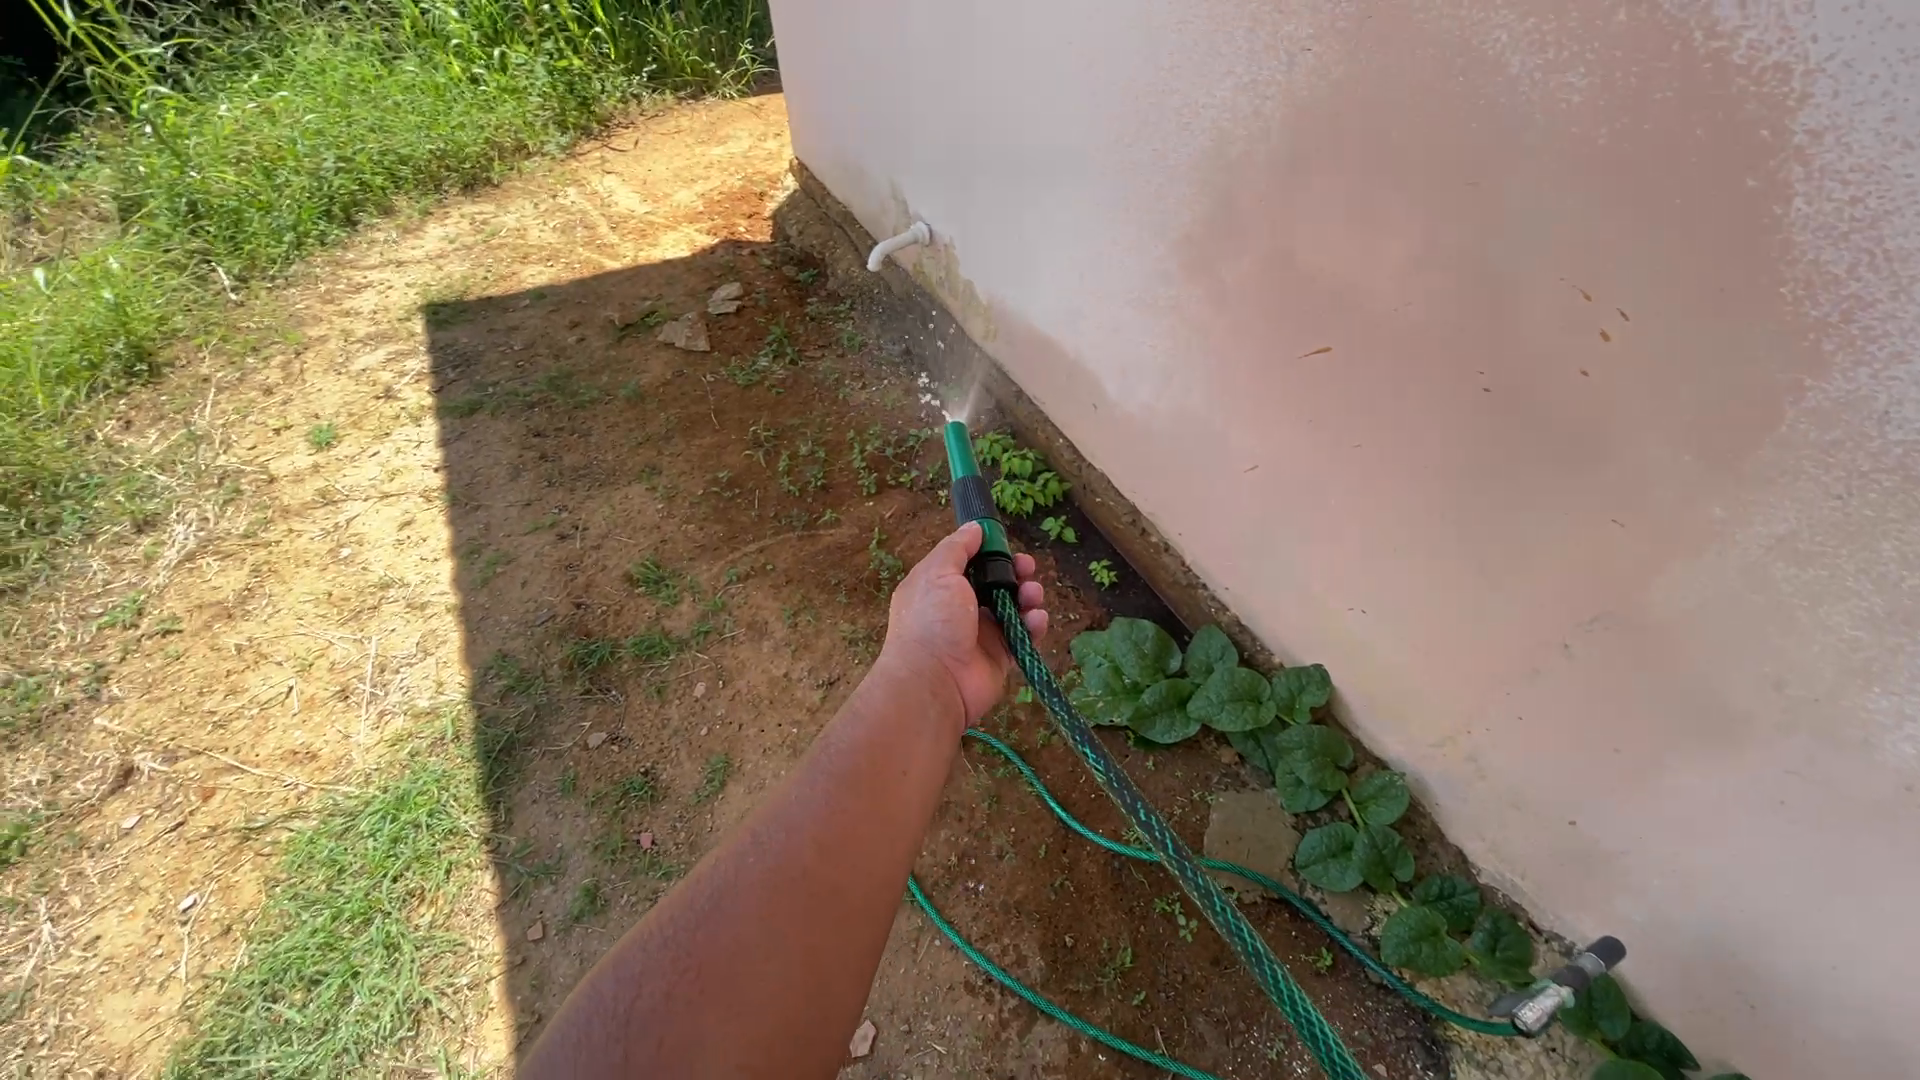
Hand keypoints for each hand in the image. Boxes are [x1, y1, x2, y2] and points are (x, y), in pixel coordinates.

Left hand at [878, 522, 1047, 726]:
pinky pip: (1023, 636)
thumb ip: (957, 547)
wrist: (935, 681)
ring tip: (1033, 595)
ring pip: (1013, 607)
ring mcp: (981, 634)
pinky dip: (1034, 625)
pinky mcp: (1000, 656)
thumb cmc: (932, 620)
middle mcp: (959, 609)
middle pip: (995, 583)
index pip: (968, 563)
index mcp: (939, 587)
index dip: (988, 551)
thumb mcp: (938, 572)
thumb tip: (974, 528)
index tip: (1004, 544)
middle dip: (1015, 572)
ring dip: (1028, 596)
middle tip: (1027, 568)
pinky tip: (1036, 619)